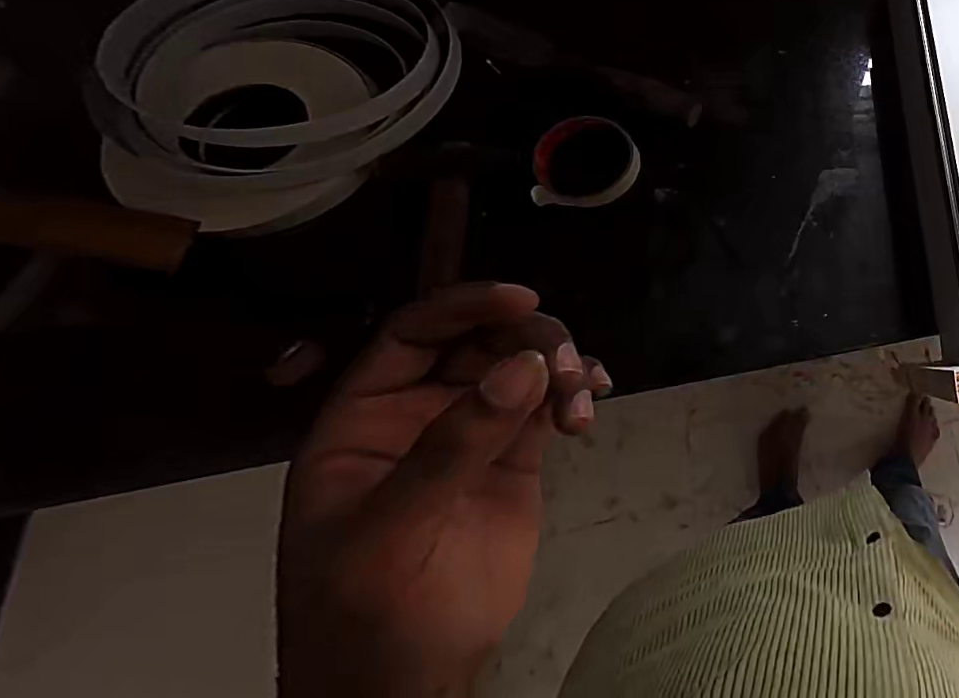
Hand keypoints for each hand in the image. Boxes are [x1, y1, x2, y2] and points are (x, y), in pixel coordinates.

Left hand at [277, 283, 610, 697]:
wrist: (410, 686)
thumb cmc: (368, 619)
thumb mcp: (391, 535)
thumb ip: (452, 447)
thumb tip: (524, 367)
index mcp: (365, 419)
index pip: (413, 334)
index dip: (465, 305)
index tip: (524, 299)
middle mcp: (420, 411)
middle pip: (482, 340)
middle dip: (531, 342)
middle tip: (568, 371)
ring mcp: (473, 428)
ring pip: (524, 363)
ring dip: (562, 367)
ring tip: (582, 403)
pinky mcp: (516, 451)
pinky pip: (549, 399)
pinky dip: (577, 389)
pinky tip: (593, 400)